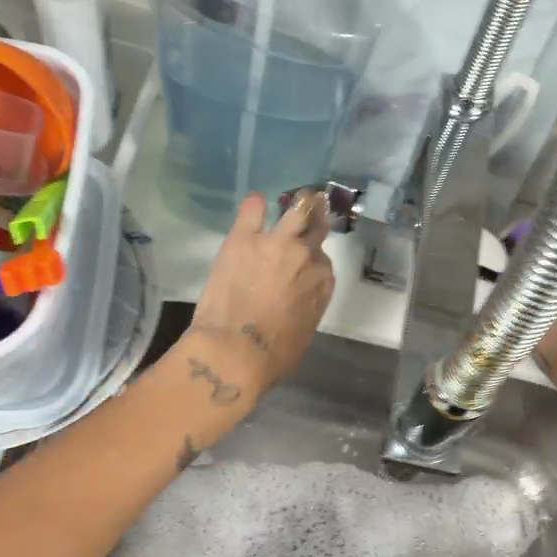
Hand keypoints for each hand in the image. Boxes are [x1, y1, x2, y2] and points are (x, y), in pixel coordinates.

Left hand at [185, 190, 335, 398]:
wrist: (235, 352)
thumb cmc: (272, 357)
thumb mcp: (303, 332)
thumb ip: (306, 307)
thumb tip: (294, 301)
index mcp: (322, 283)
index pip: (322, 261)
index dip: (312, 260)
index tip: (303, 261)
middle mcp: (305, 256)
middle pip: (315, 229)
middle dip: (314, 222)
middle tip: (312, 213)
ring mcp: (275, 242)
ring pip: (295, 210)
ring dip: (298, 205)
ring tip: (298, 199)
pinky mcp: (243, 238)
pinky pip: (253, 209)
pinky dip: (255, 206)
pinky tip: (255, 204)